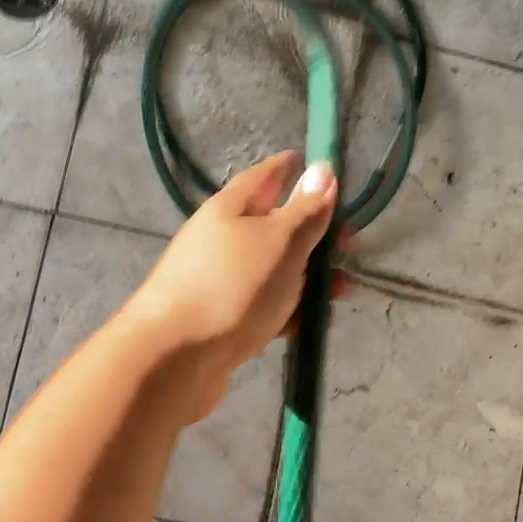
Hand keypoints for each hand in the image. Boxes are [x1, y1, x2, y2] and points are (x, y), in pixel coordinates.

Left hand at [119, 151, 335, 420]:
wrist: (172, 358)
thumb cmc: (232, 288)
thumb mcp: (280, 242)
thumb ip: (306, 211)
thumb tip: (322, 169)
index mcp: (230, 208)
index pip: (265, 176)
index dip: (291, 168)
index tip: (316, 163)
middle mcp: (220, 239)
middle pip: (273, 225)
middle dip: (313, 233)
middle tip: (350, 245)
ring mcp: (218, 280)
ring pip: (272, 269)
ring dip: (309, 276)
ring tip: (343, 291)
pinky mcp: (220, 319)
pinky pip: (263, 305)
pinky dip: (289, 309)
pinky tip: (313, 324)